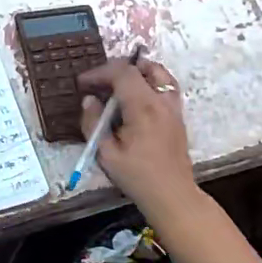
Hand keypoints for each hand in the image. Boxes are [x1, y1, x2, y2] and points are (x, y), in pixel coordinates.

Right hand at [75, 58, 196, 213]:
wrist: (172, 195)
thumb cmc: (137, 177)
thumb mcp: (105, 153)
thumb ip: (93, 123)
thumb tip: (89, 100)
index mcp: (143, 107)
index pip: (122, 73)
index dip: (99, 72)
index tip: (83, 83)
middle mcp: (162, 101)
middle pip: (142, 67)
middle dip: (117, 70)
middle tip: (99, 83)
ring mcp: (174, 107)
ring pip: (159, 73)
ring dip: (137, 72)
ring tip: (118, 86)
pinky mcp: (178, 116)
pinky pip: (167, 86)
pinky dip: (150, 83)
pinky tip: (136, 99)